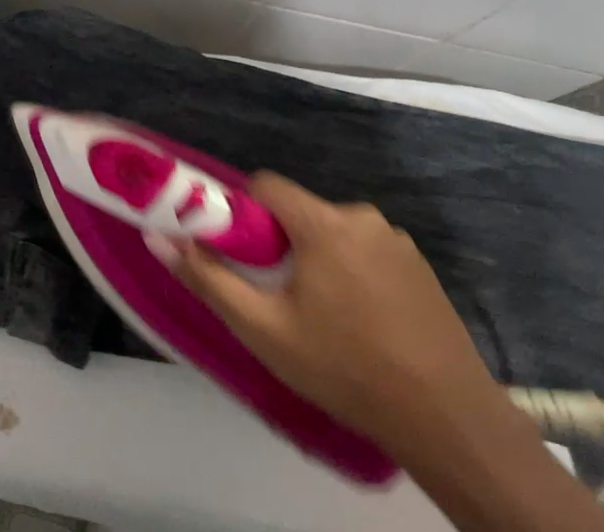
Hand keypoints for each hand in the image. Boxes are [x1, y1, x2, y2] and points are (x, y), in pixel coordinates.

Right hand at [150, 173, 504, 450]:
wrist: (445, 417)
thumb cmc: (343, 368)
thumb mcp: (262, 328)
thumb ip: (207, 278)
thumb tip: (158, 237)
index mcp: (325, 224)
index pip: (266, 186)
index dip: (241, 212)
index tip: (236, 253)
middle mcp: (364, 219)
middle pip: (300, 212)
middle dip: (278, 243)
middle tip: (273, 296)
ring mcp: (399, 243)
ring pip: (333, 235)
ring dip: (315, 260)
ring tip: (317, 317)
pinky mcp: (421, 269)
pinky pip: (365, 253)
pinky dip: (349, 274)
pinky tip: (356, 323)